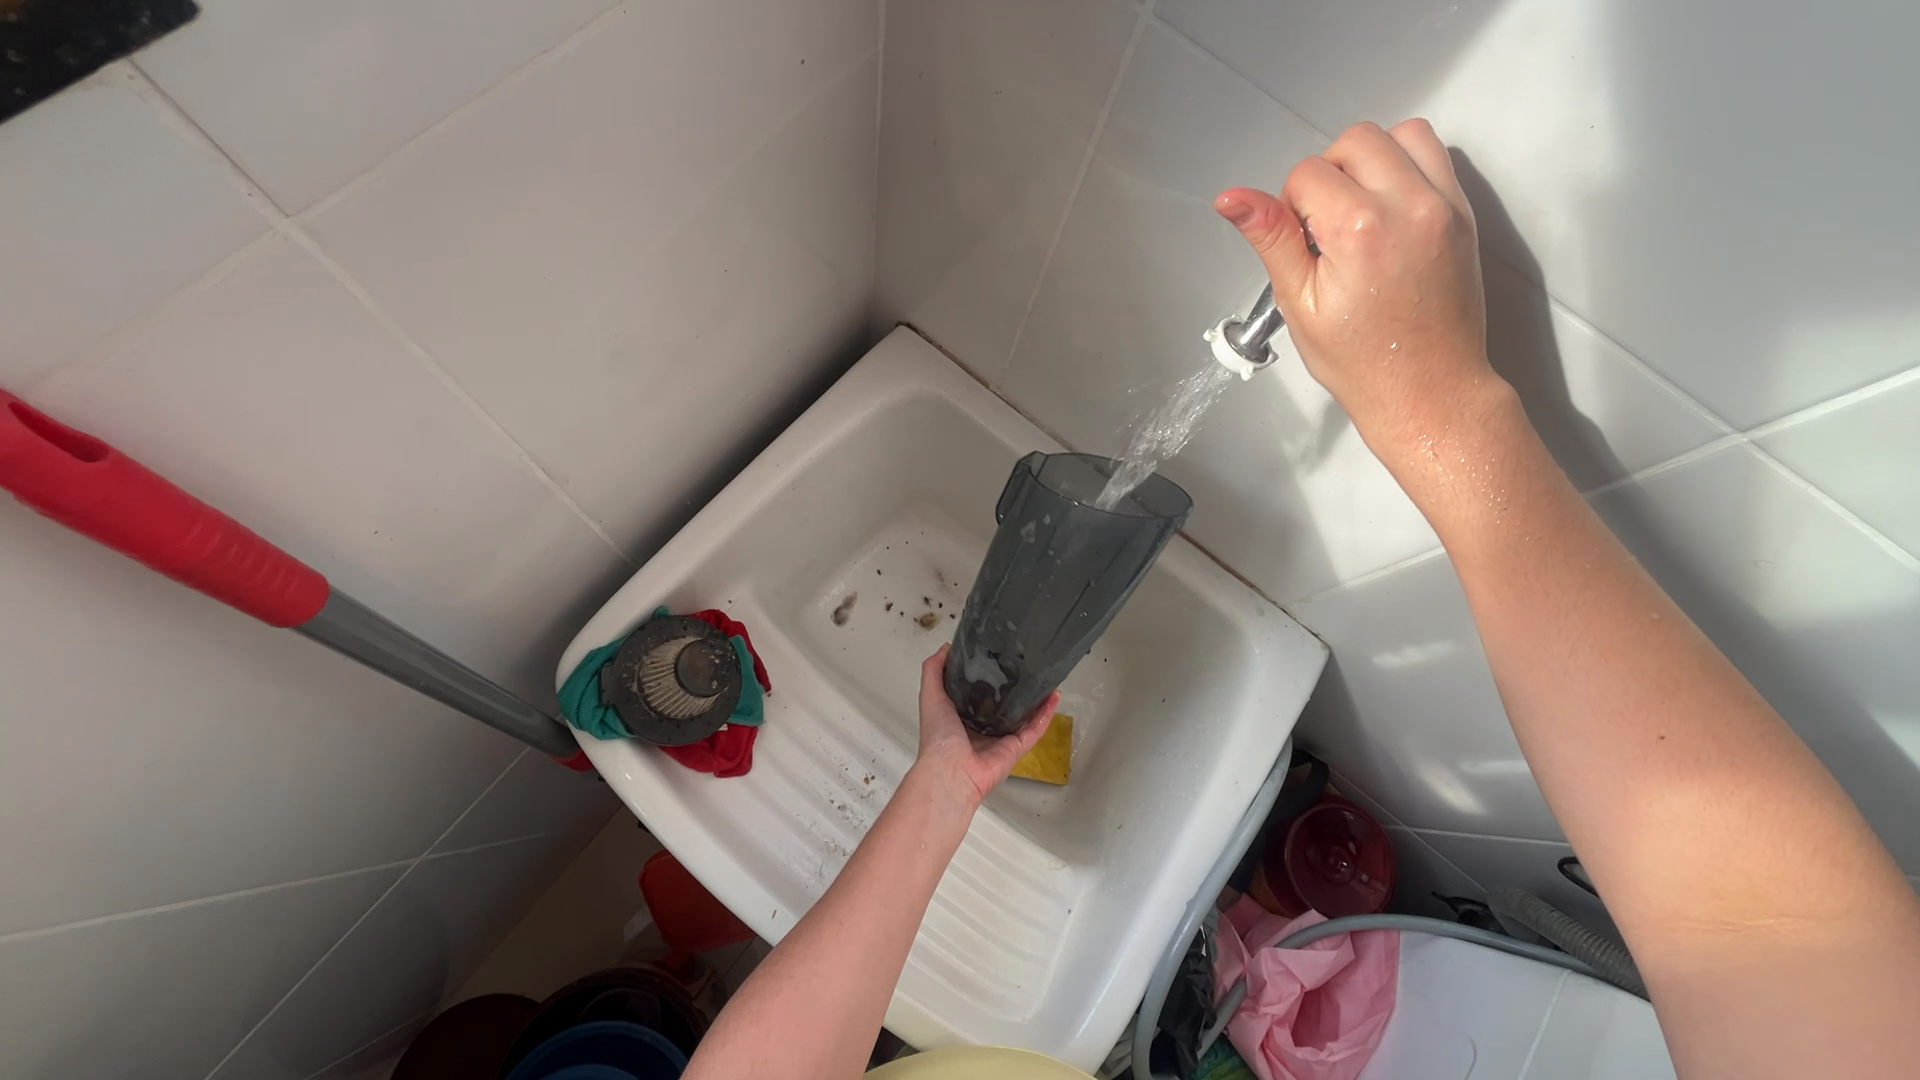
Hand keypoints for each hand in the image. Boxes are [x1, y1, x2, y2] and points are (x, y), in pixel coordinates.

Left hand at [913, 645, 1057, 808]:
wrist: (951, 771)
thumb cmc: (939, 736)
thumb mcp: (930, 695)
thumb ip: (934, 670)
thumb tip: (946, 647)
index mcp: (959, 717)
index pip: (976, 693)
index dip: (986, 676)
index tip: (996, 657)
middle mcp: (981, 728)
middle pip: (1002, 704)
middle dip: (1014, 687)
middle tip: (1025, 665)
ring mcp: (1000, 738)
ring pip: (1023, 715)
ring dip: (1036, 699)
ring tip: (1045, 678)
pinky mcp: (1016, 748)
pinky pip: (1035, 729)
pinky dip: (1046, 714)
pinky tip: (1054, 696)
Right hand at [1215, 119, 1498, 452]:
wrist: (1427, 388)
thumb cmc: (1362, 361)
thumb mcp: (1298, 303)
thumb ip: (1271, 239)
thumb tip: (1233, 199)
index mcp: (1360, 230)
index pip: (1307, 174)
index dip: (1290, 209)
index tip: (1302, 248)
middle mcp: (1410, 205)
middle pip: (1353, 143)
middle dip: (1328, 178)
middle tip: (1323, 231)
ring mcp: (1445, 205)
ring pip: (1399, 134)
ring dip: (1369, 163)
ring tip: (1356, 214)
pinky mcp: (1464, 212)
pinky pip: (1434, 155)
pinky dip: (1404, 168)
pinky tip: (1386, 214)